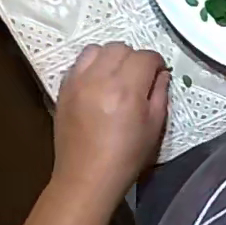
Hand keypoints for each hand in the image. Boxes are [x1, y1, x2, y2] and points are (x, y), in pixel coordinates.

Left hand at [51, 42, 169, 200]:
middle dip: (134, 58)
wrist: (87, 176)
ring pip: (97, 49)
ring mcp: (78, 81)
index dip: (157, 63)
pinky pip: (79, 63)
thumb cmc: (126, 156)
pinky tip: (97, 84)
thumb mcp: (154, 127)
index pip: (145, 57)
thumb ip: (160, 94)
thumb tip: (161, 74)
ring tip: (116, 77)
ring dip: (111, 58)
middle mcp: (100, 78)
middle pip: (120, 48)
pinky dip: (91, 66)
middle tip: (138, 78)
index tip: (159, 75)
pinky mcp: (64, 89)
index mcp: (127, 89)